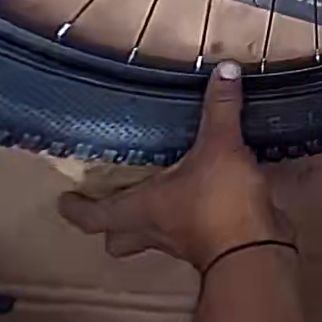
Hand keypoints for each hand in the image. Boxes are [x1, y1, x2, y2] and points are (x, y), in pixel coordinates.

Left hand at [59, 60, 290, 270]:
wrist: (258, 252)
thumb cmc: (221, 202)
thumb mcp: (220, 146)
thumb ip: (220, 108)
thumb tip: (225, 68)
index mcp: (143, 208)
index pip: (95, 216)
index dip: (77, 209)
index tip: (63, 201)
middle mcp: (157, 228)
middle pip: (119, 238)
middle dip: (112, 224)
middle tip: (112, 198)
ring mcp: (184, 242)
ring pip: (154, 236)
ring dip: (152, 217)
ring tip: (159, 188)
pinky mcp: (212, 245)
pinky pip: (190, 230)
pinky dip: (191, 213)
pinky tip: (204, 192)